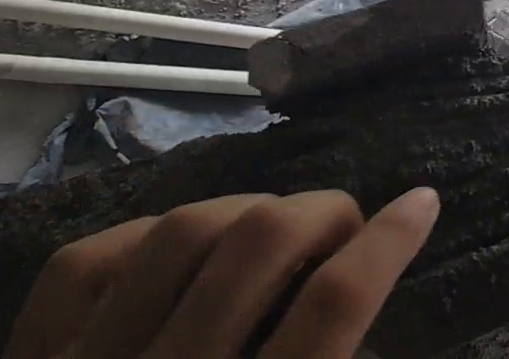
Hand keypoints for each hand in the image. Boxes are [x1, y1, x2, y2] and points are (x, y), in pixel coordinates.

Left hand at [4, 187, 439, 358]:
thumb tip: (369, 302)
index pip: (334, 307)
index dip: (389, 240)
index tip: (422, 201)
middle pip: (260, 246)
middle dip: (323, 211)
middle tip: (343, 224)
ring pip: (183, 232)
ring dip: (246, 209)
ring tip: (270, 226)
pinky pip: (86, 262)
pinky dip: (144, 236)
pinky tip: (178, 249)